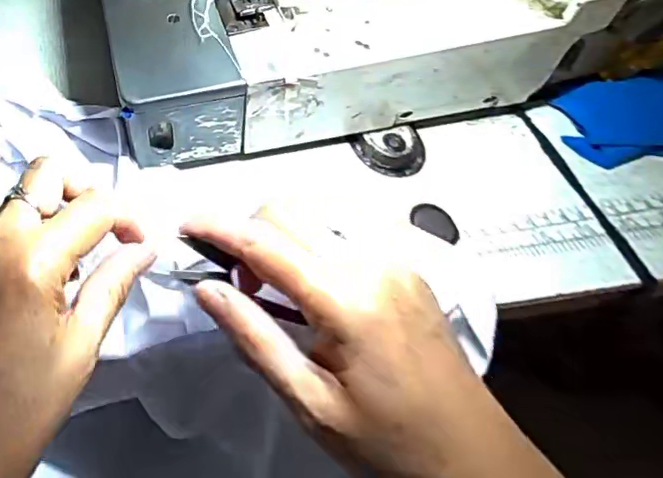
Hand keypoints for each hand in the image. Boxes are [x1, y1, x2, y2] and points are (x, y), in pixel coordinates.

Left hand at [0, 157, 155, 477]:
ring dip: (52, 209)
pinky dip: (23, 232)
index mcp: (29, 259)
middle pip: (45, 172)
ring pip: (18, 196)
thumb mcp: (79, 347)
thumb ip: (114, 283)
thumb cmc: (18, 412)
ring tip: (72, 259)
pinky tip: (36, 276)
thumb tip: (144, 249)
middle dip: (82, 189)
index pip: (93, 204)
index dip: (127, 217)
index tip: (140, 241)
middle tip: (103, 229)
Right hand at [184, 207, 559, 477]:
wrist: (476, 456)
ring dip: (280, 233)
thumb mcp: (313, 405)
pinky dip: (311, 238)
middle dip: (249, 231)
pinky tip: (312, 285)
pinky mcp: (404, 259)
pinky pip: (341, 225)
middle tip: (240, 284)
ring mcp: (392, 254)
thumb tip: (207, 290)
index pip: (265, 242)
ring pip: (313, 211)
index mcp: (346, 300)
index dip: (218, 226)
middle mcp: (370, 260)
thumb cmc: (390, 443)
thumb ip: (255, 339)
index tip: (186, 224)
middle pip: (287, 209)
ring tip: (275, 287)